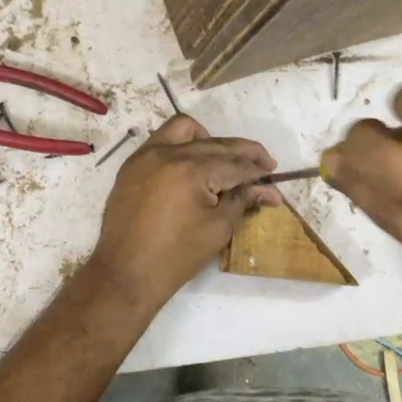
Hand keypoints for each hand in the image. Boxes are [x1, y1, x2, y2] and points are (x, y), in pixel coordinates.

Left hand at [87, 116, 280, 307]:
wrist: (126, 272)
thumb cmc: (176, 255)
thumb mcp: (217, 228)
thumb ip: (242, 200)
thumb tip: (269, 190)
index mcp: (191, 169)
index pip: (234, 163)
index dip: (257, 169)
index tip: (275, 175)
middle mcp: (167, 153)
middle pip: (214, 144)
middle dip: (241, 153)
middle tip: (261, 166)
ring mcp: (145, 157)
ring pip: (183, 129)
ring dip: (208, 139)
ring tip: (223, 161)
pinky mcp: (131, 166)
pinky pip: (160, 141)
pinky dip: (181, 145)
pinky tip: (193, 165)